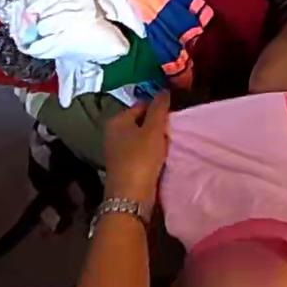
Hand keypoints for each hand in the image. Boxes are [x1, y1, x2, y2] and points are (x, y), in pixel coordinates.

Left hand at [101, 90, 171, 206]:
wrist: (131, 197)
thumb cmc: (141, 158)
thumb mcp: (153, 129)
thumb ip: (159, 107)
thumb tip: (163, 90)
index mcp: (117, 120)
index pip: (143, 104)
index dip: (159, 107)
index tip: (173, 114)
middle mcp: (113, 133)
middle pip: (142, 119)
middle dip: (158, 122)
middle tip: (173, 127)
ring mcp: (118, 149)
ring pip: (143, 135)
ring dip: (156, 137)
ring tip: (170, 140)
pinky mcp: (125, 163)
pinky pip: (142, 149)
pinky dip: (152, 149)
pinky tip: (162, 153)